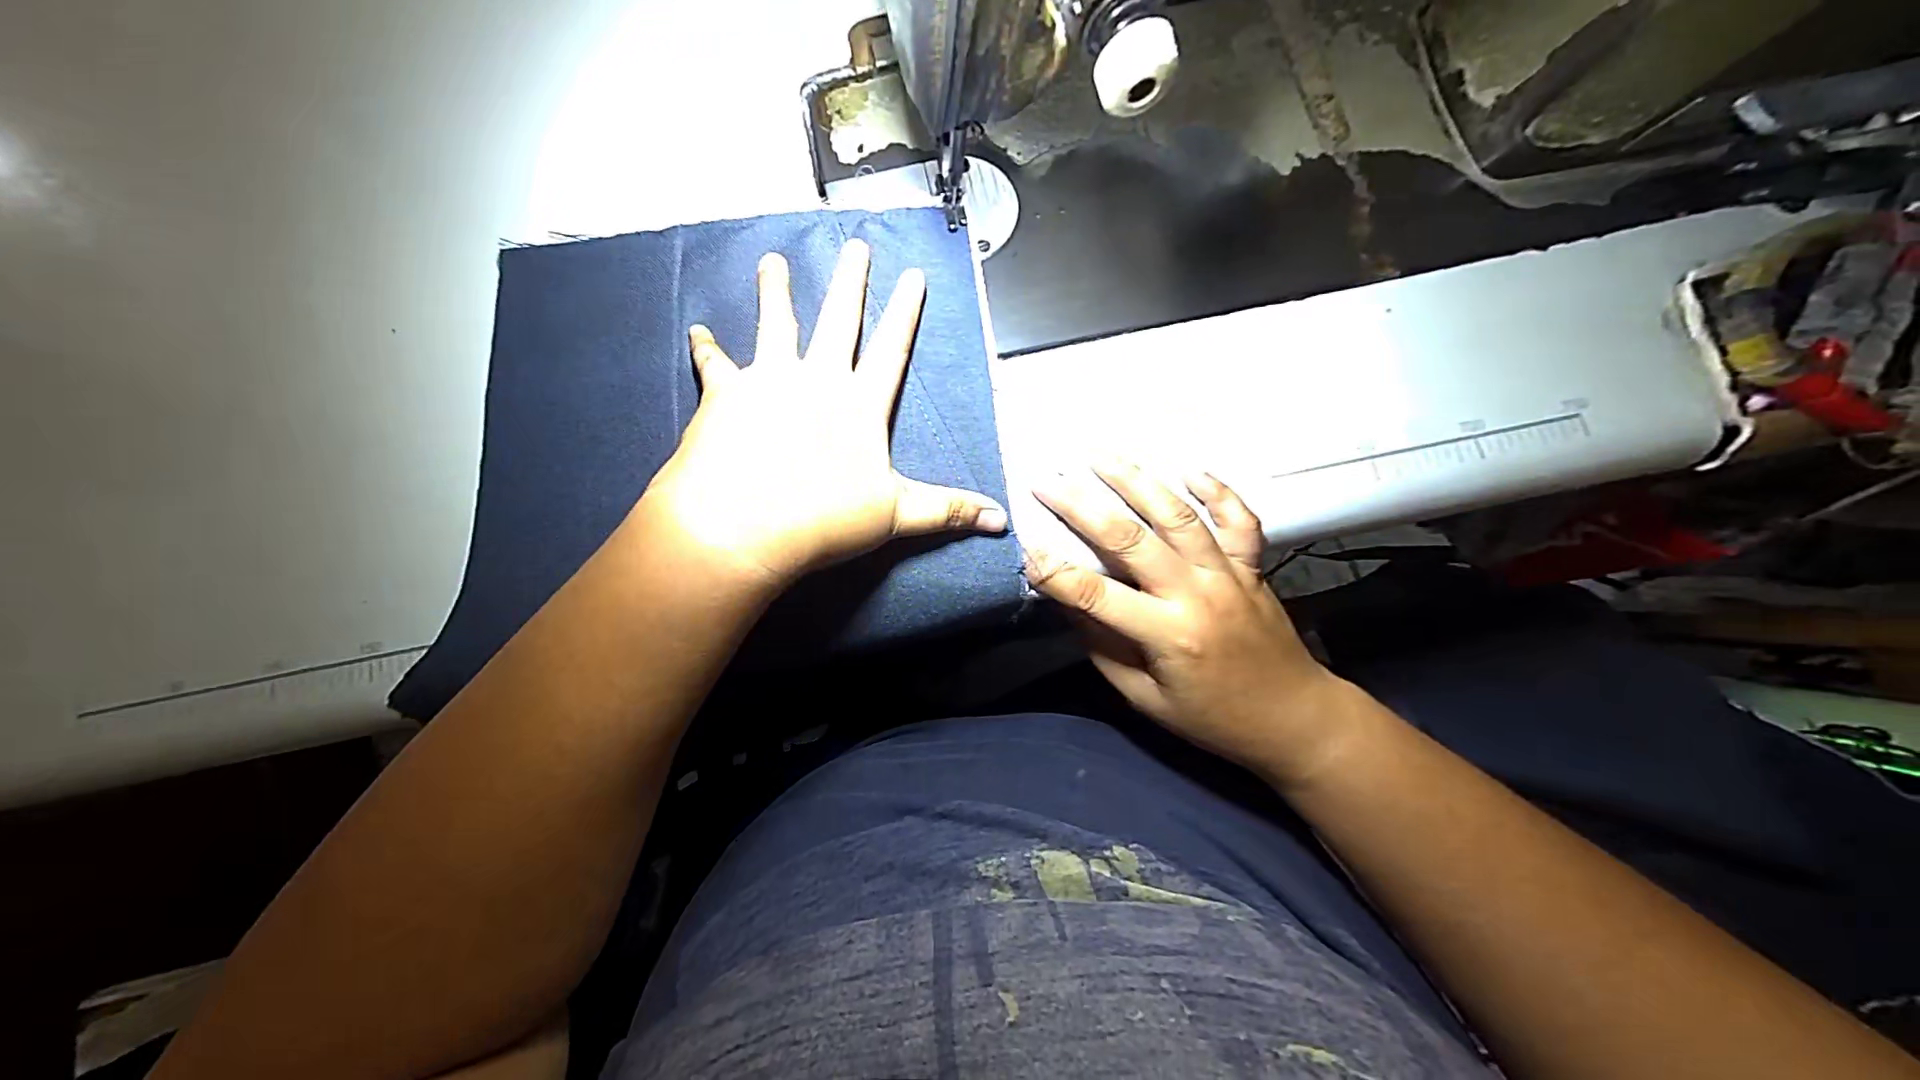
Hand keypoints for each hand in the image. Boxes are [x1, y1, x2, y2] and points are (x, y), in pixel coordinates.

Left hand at [637, 240, 1006, 587]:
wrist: (740, 524)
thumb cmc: (820, 519)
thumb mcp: (895, 515)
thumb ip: (946, 509)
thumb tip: (999, 520)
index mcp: (859, 404)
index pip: (890, 348)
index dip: (905, 312)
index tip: (913, 276)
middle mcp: (816, 380)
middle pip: (838, 320)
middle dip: (851, 281)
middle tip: (856, 247)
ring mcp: (769, 381)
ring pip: (775, 324)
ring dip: (775, 292)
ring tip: (773, 263)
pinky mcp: (725, 395)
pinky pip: (715, 363)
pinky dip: (707, 348)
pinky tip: (699, 333)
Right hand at [1025, 465, 1363, 786]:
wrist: (1294, 718)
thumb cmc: (1212, 718)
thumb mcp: (1145, 698)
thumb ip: (1104, 648)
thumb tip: (1068, 603)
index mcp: (1168, 635)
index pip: (1096, 595)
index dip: (1055, 573)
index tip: (1025, 549)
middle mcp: (1197, 595)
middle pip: (1131, 540)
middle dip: (1083, 509)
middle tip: (1049, 484)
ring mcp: (1229, 575)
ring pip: (1179, 517)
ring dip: (1137, 482)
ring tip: (1102, 458)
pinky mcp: (1253, 568)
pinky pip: (1239, 521)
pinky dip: (1219, 492)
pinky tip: (1192, 471)